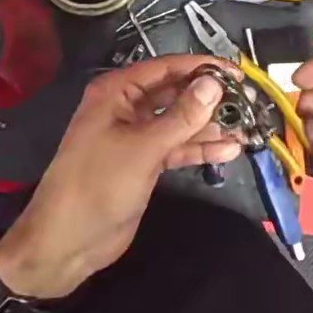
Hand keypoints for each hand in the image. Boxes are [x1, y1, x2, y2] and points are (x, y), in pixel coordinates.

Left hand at [0, 55, 240, 298]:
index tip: (237, 74)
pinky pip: (179, 146)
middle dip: (211, 98)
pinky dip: (201, 148)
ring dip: (211, 126)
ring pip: (181, 121)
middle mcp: (128, 107)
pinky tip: (230, 151)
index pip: (167, 67)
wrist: (65, 245)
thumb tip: (214, 83)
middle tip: (247, 102)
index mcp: (118, 92)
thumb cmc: (96, 186)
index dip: (203, 67)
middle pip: (177, 93)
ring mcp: (137, 135)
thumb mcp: (143, 148)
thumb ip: (182, 116)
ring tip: (246, 128)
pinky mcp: (146, 161)